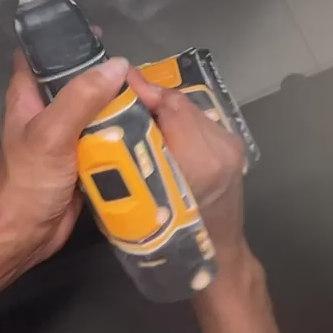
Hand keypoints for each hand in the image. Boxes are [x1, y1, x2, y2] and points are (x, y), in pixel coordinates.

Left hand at [0, 51, 129, 266]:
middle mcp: (42, 111)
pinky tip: (144, 127)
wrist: (27, 231)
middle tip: (134, 71)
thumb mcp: (52, 132)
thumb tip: (115, 65)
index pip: (38, 55)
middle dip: (100, 74)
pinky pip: (101, 136)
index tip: (94, 33)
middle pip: (72, 81)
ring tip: (146, 95)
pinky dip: (119, 130)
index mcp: (25, 96)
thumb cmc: (29, 179)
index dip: (61, 40)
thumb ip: (81, 97)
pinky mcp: (77, 157)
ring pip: (91, 109)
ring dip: (114, 103)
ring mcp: (61, 135)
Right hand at [125, 66, 249, 261]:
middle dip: (145, 96)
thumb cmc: (169, 235)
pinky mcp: (232, 147)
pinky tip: (155, 125)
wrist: (217, 254)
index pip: (168, 104)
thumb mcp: (135, 197)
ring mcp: (230, 145)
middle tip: (113, 94)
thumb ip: (124, 152)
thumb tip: (100, 115)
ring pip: (186, 108)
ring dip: (158, 106)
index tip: (109, 78)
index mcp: (198, 160)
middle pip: (176, 102)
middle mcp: (219, 146)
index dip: (139, 88)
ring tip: (130, 107)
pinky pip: (195, 120)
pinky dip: (173, 117)